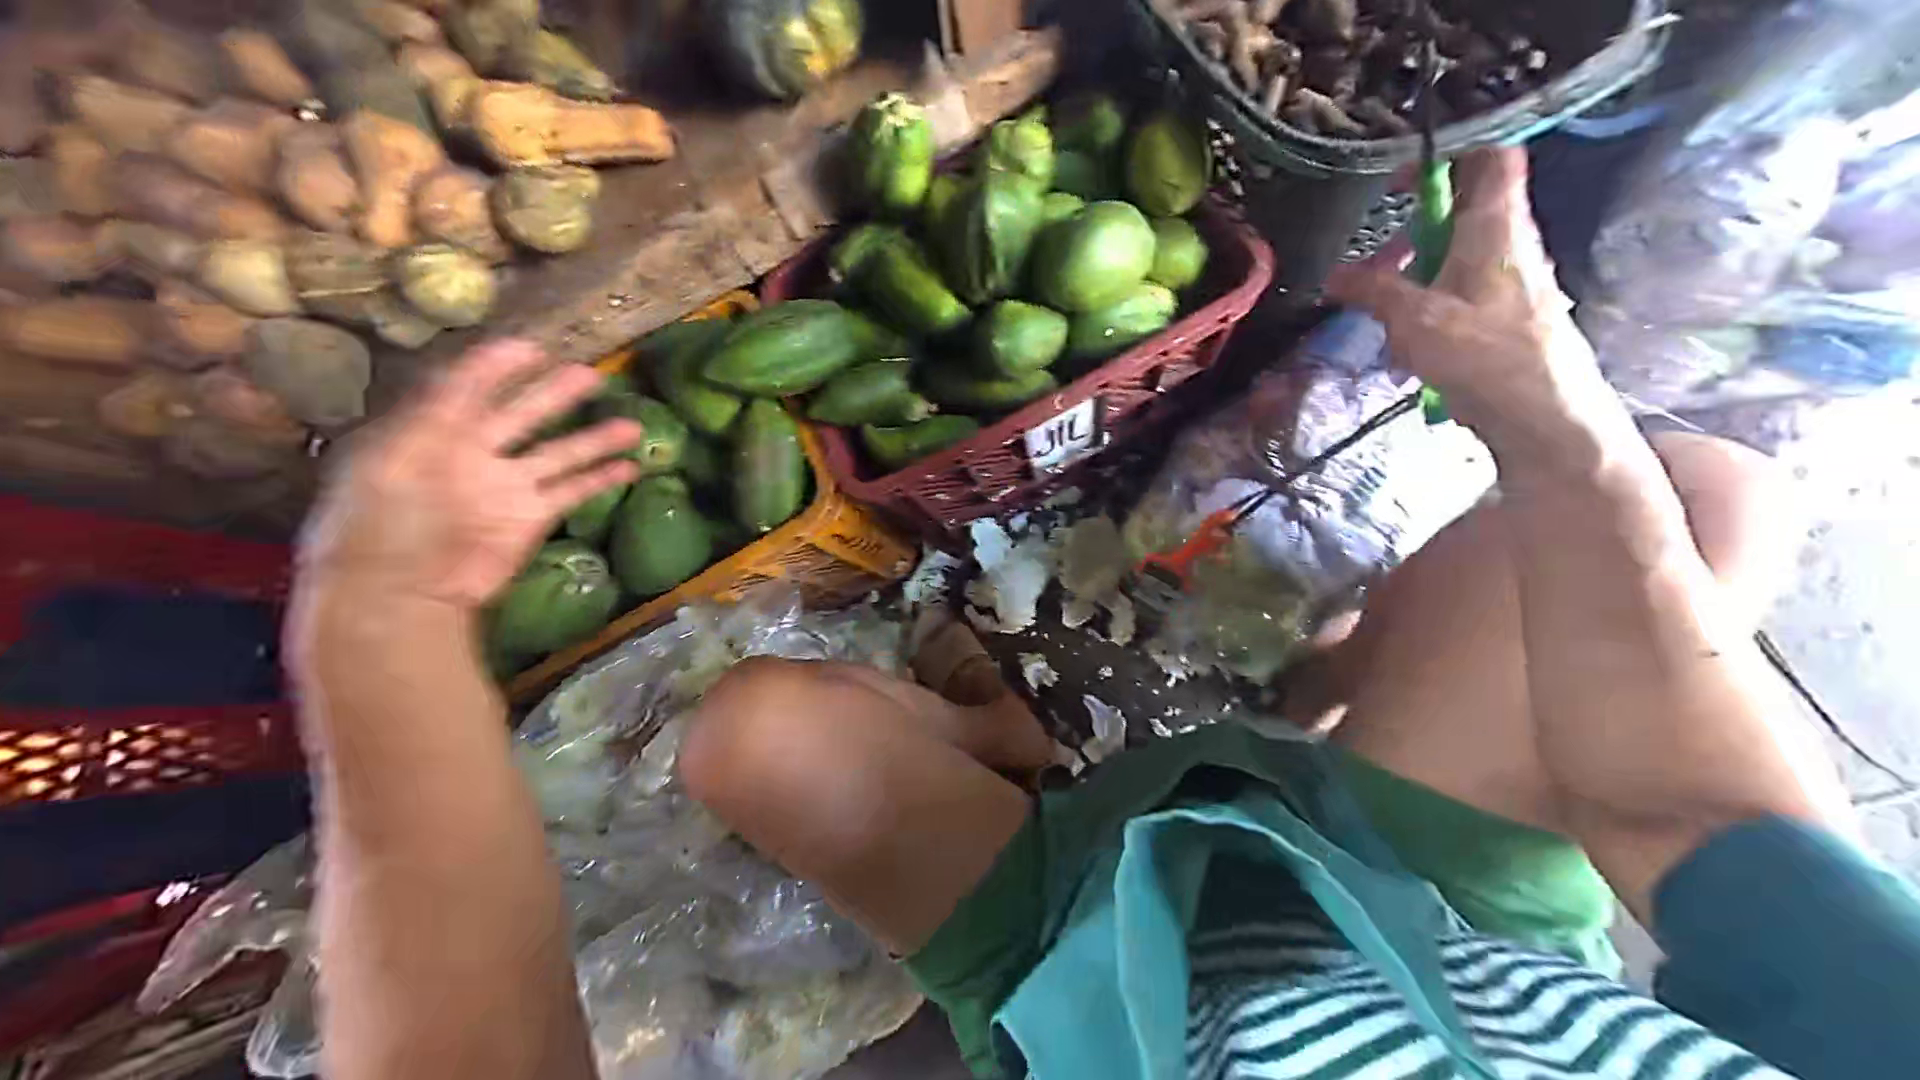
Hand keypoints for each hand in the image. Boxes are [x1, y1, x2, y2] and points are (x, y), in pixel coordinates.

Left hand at [298, 339, 641, 609]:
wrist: (397, 592)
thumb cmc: (376, 525)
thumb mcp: (387, 459)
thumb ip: (427, 418)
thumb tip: (460, 379)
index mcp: (435, 433)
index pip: (470, 388)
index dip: (497, 366)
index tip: (531, 346)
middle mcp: (477, 453)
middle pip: (525, 415)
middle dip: (556, 393)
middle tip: (592, 374)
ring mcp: (510, 486)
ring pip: (561, 453)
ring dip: (595, 438)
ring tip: (630, 424)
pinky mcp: (533, 516)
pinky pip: (573, 492)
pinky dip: (601, 480)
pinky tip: (630, 468)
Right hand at [1329, 148, 1614, 450]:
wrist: (1542, 413)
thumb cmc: (1483, 355)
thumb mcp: (1414, 320)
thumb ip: (1372, 291)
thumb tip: (1333, 275)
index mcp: (1495, 228)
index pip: (1488, 159)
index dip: (1443, 160)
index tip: (1397, 187)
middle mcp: (1509, 245)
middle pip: (1459, 217)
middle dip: (1408, 240)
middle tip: (1373, 271)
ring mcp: (1510, 282)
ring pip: (1454, 261)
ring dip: (1413, 282)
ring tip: (1387, 320)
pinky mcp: (1505, 315)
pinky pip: (1459, 296)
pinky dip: (1428, 310)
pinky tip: (1410, 348)